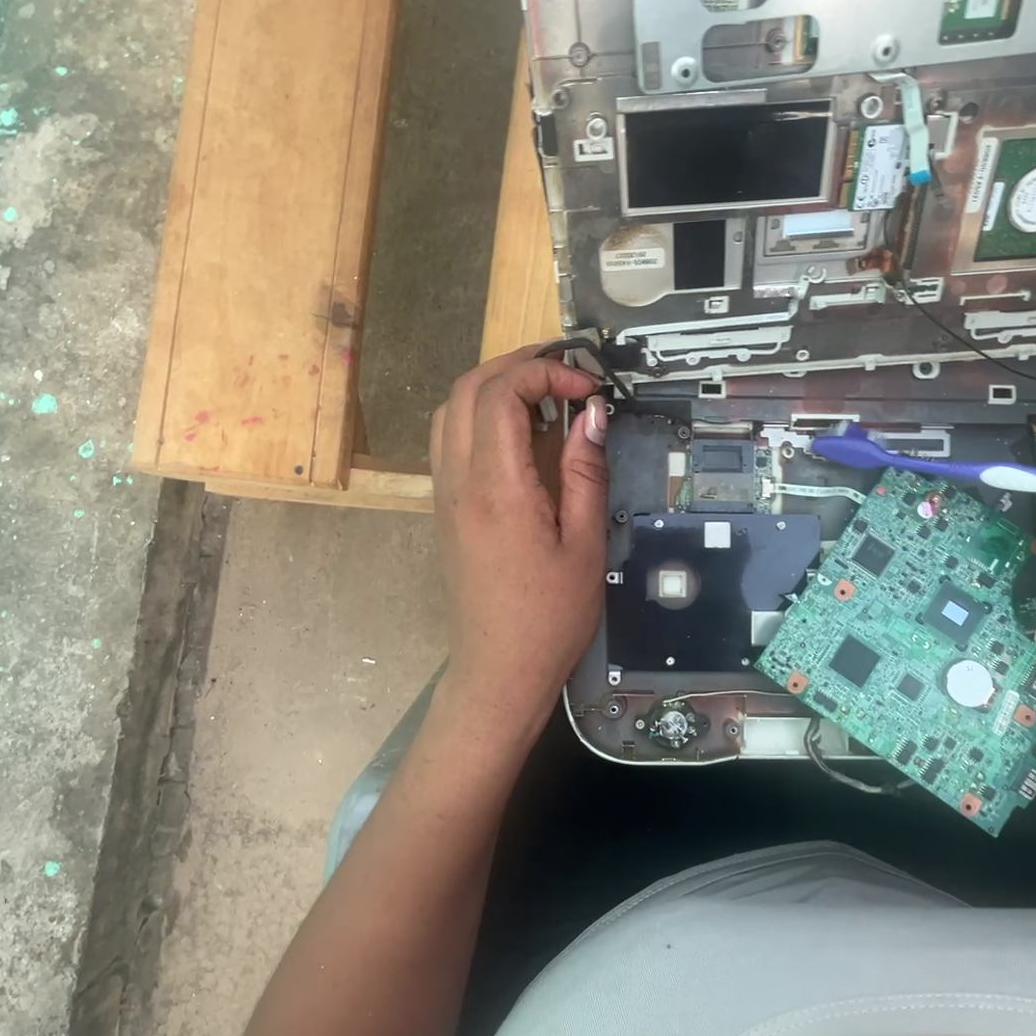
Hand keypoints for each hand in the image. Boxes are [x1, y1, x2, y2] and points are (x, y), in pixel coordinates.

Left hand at [429, 347, 608, 730]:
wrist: (498, 670)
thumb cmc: (550, 617)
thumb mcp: (585, 545)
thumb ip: (585, 473)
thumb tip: (592, 414)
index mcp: (496, 488)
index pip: (501, 395)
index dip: (545, 373)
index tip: (588, 389)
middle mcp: (458, 481)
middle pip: (467, 390)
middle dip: (516, 366)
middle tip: (565, 373)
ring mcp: (444, 494)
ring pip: (449, 410)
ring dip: (492, 387)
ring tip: (543, 395)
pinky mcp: (444, 509)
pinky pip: (448, 439)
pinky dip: (479, 415)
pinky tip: (518, 435)